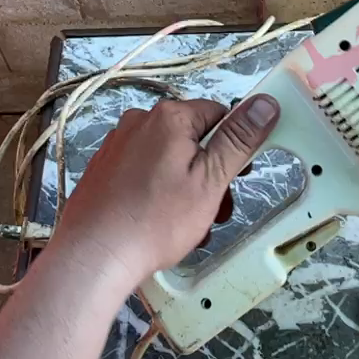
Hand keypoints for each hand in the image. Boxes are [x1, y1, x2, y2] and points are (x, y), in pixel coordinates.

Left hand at [49, 96, 279, 289]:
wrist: (94, 255)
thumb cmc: (154, 220)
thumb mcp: (210, 180)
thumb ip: (238, 140)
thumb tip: (264, 104)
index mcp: (168, 116)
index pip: (218, 115)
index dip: (233, 147)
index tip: (236, 178)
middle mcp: (139, 121)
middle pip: (192, 138)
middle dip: (209, 173)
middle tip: (214, 210)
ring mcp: (118, 144)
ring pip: (168, 158)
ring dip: (185, 186)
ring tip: (187, 225)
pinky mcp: (104, 167)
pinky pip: (143, 171)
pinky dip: (157, 191)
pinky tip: (158, 221)